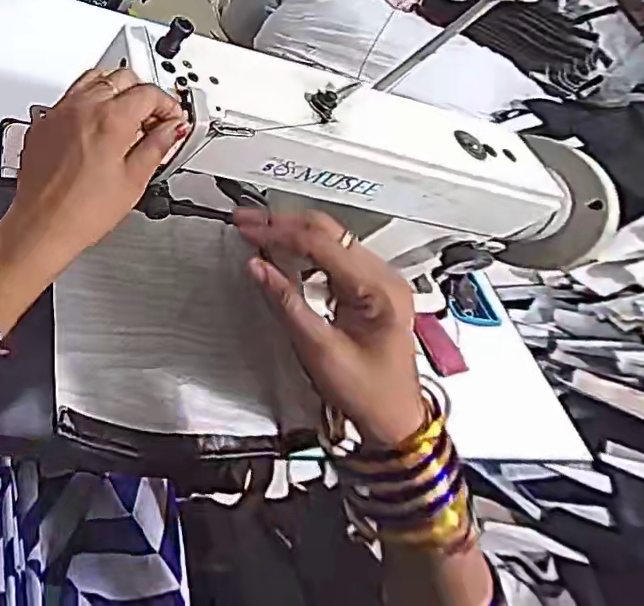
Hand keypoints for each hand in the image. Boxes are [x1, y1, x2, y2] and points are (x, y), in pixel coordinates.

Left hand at [0, 67, 186, 330]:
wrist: (41, 227)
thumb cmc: (81, 213)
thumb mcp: (134, 181)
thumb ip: (157, 146)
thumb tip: (170, 129)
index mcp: (110, 119)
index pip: (149, 92)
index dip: (167, 104)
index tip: (172, 118)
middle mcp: (83, 107)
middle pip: (122, 77)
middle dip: (143, 94)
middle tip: (153, 119)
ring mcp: (59, 112)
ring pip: (94, 79)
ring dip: (114, 90)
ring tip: (125, 116)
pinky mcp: (43, 122)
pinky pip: (70, 97)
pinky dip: (88, 101)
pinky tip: (95, 125)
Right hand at [235, 209, 425, 447]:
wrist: (396, 422)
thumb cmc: (369, 394)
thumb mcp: (320, 350)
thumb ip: (286, 303)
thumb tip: (258, 267)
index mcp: (378, 289)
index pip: (320, 243)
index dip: (278, 232)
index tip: (249, 230)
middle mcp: (383, 276)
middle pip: (326, 230)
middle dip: (282, 223)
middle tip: (247, 222)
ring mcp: (379, 278)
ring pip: (329, 235)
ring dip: (291, 232)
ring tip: (259, 234)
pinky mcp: (369, 284)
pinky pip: (333, 252)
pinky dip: (304, 248)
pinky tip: (283, 252)